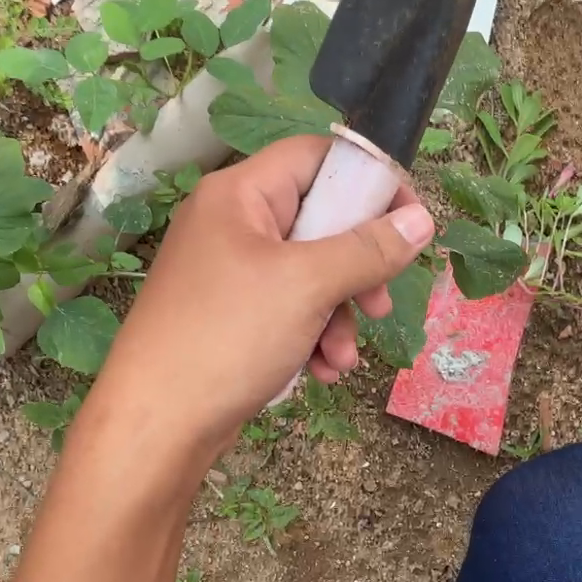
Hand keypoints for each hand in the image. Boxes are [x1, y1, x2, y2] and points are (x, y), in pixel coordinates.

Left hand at [88, 135, 434, 458]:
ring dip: (339, 318)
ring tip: (340, 358)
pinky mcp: (235, 318)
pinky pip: (293, 313)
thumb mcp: (308, 286)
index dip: (369, 180)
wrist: (159, 423)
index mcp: (240, 196)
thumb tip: (422, 220)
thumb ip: (368, 250)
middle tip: (378, 305)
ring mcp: (233, 275)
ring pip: (314, 278)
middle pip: (322, 225)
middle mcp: (235, 226)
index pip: (316, 158)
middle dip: (359, 270)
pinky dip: (314, 339)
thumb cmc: (228, 337)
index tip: (410, 222)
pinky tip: (318, 372)